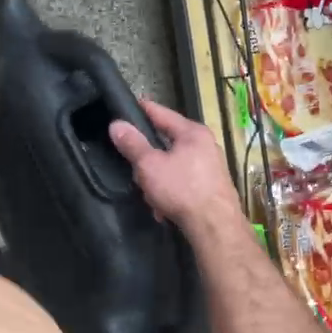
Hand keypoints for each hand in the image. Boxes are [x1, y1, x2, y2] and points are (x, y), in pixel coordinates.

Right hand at [108, 97, 240, 230]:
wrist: (215, 227)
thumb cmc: (181, 189)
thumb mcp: (149, 165)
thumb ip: (131, 143)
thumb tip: (116, 124)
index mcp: (192, 132)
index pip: (161, 112)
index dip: (140, 109)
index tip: (123, 106)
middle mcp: (205, 145)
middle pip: (166, 141)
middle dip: (147, 154)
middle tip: (131, 164)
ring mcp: (211, 166)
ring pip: (172, 163)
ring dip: (157, 176)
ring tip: (148, 192)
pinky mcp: (212, 187)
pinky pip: (182, 181)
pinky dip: (170, 190)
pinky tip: (161, 207)